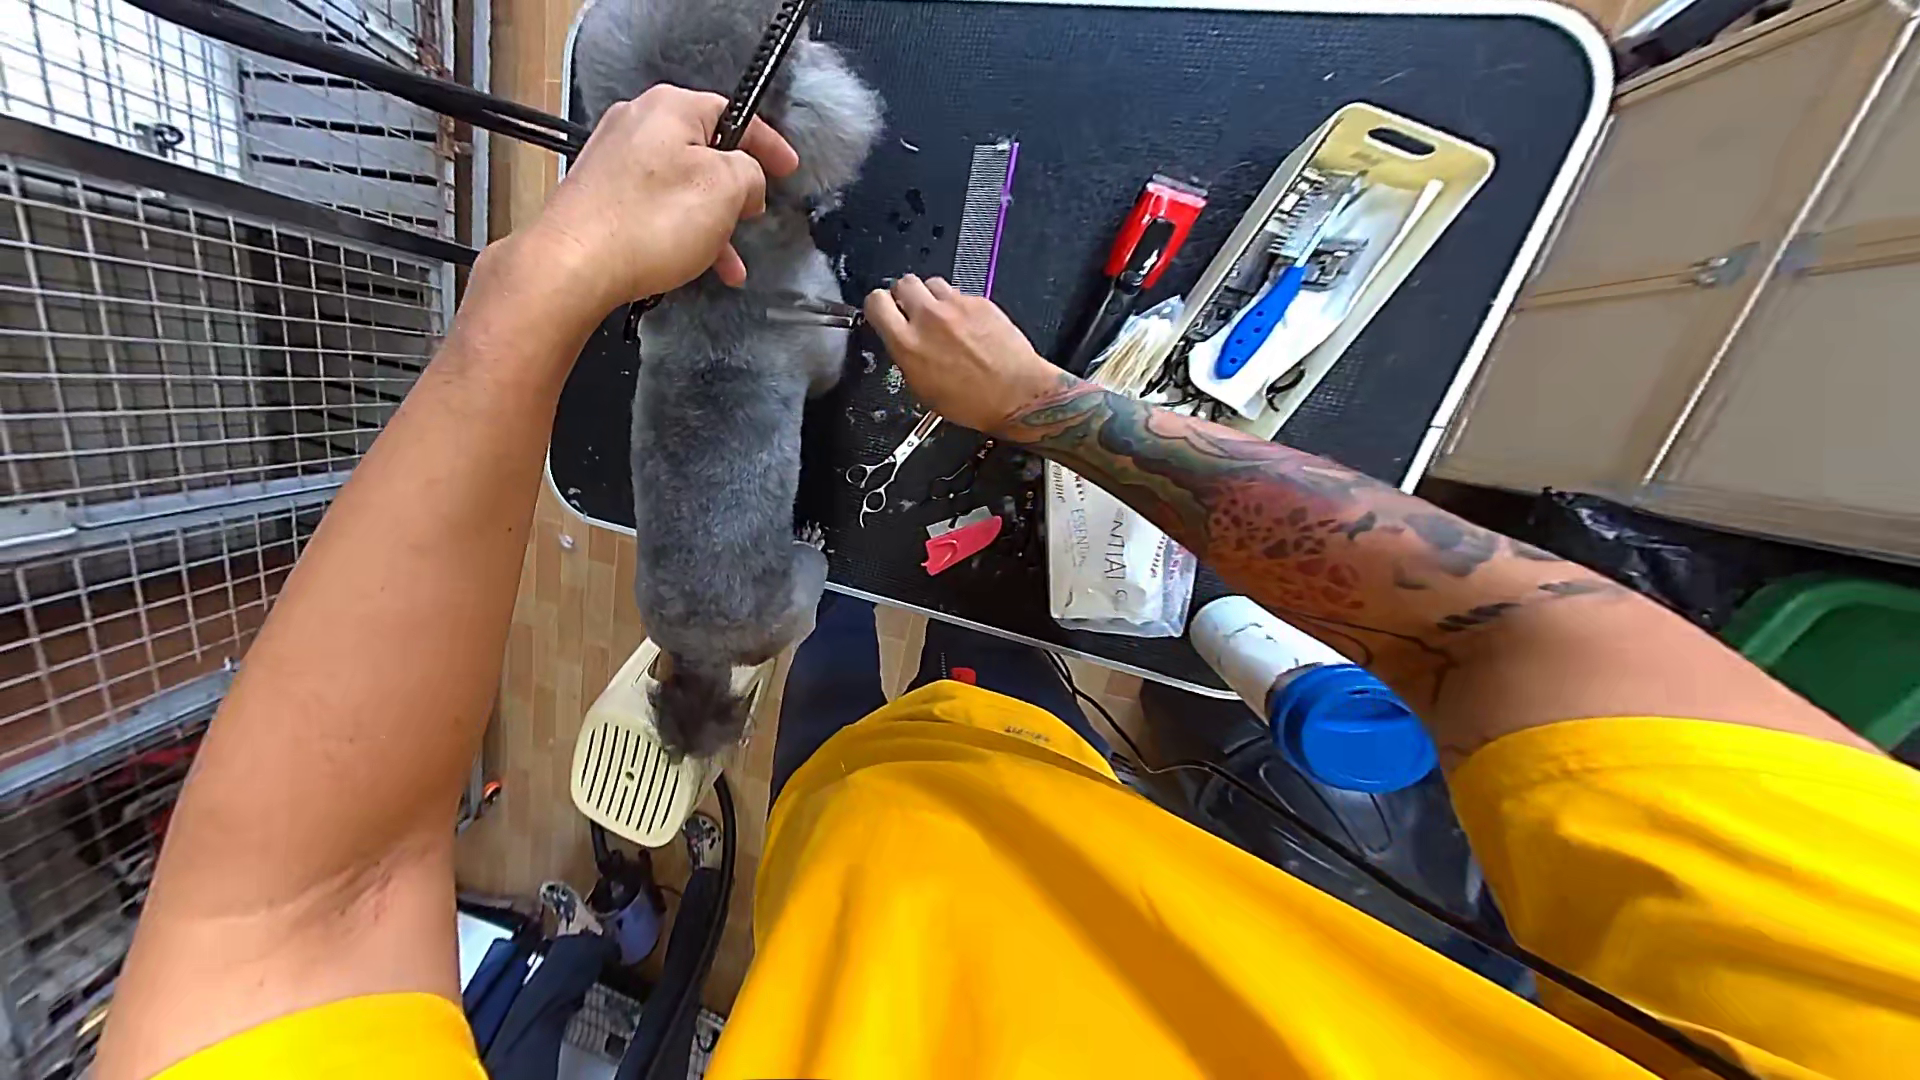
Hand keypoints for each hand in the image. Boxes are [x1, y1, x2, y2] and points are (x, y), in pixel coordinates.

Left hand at [518, 85, 798, 316]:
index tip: (789, 168)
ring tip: (731, 264)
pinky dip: (687, 232)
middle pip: (707, 152)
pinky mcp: (606, 195)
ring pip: (686, 187)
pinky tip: (700, 264)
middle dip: (737, 192)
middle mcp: (640, 123)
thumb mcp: (725, 188)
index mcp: (671, 108)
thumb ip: (750, 173)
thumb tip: (749, 179)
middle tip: (755, 216)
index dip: (769, 144)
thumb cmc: (653, 222)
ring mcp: (618, 159)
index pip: (735, 114)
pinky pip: (661, 207)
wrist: (578, 262)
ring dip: (715, 224)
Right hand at [864, 275, 1072, 436]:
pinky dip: (959, 306)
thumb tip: (902, 343)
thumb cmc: (975, 402)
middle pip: (903, 283)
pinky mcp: (979, 301)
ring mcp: (956, 306)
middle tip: (914, 313)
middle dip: (905, 296)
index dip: (878, 306)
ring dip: (932, 298)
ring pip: (932, 283)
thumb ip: (907, 358)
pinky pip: (960, 294)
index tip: (884, 311)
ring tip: (943, 320)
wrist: (1017, 395)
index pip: (876, 302)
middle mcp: (929, 318)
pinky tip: (967, 327)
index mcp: (908, 344)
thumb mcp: (924, 391)